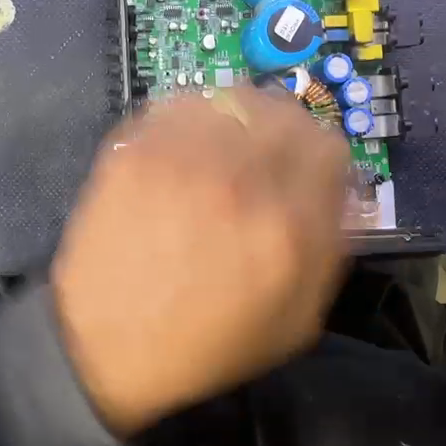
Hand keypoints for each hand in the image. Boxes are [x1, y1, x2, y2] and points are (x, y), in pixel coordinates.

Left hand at [51, 90, 350, 436]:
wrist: (102, 347)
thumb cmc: (203, 345)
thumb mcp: (294, 323)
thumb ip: (330, 250)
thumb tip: (343, 191)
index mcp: (287, 228)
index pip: (329, 149)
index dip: (323, 159)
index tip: (309, 171)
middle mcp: (238, 182)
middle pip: (286, 113)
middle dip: (288, 133)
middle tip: (270, 156)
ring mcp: (181, 160)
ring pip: (235, 98)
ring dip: (243, 117)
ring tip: (229, 144)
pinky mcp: (135, 150)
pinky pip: (180, 103)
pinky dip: (195, 113)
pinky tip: (190, 141)